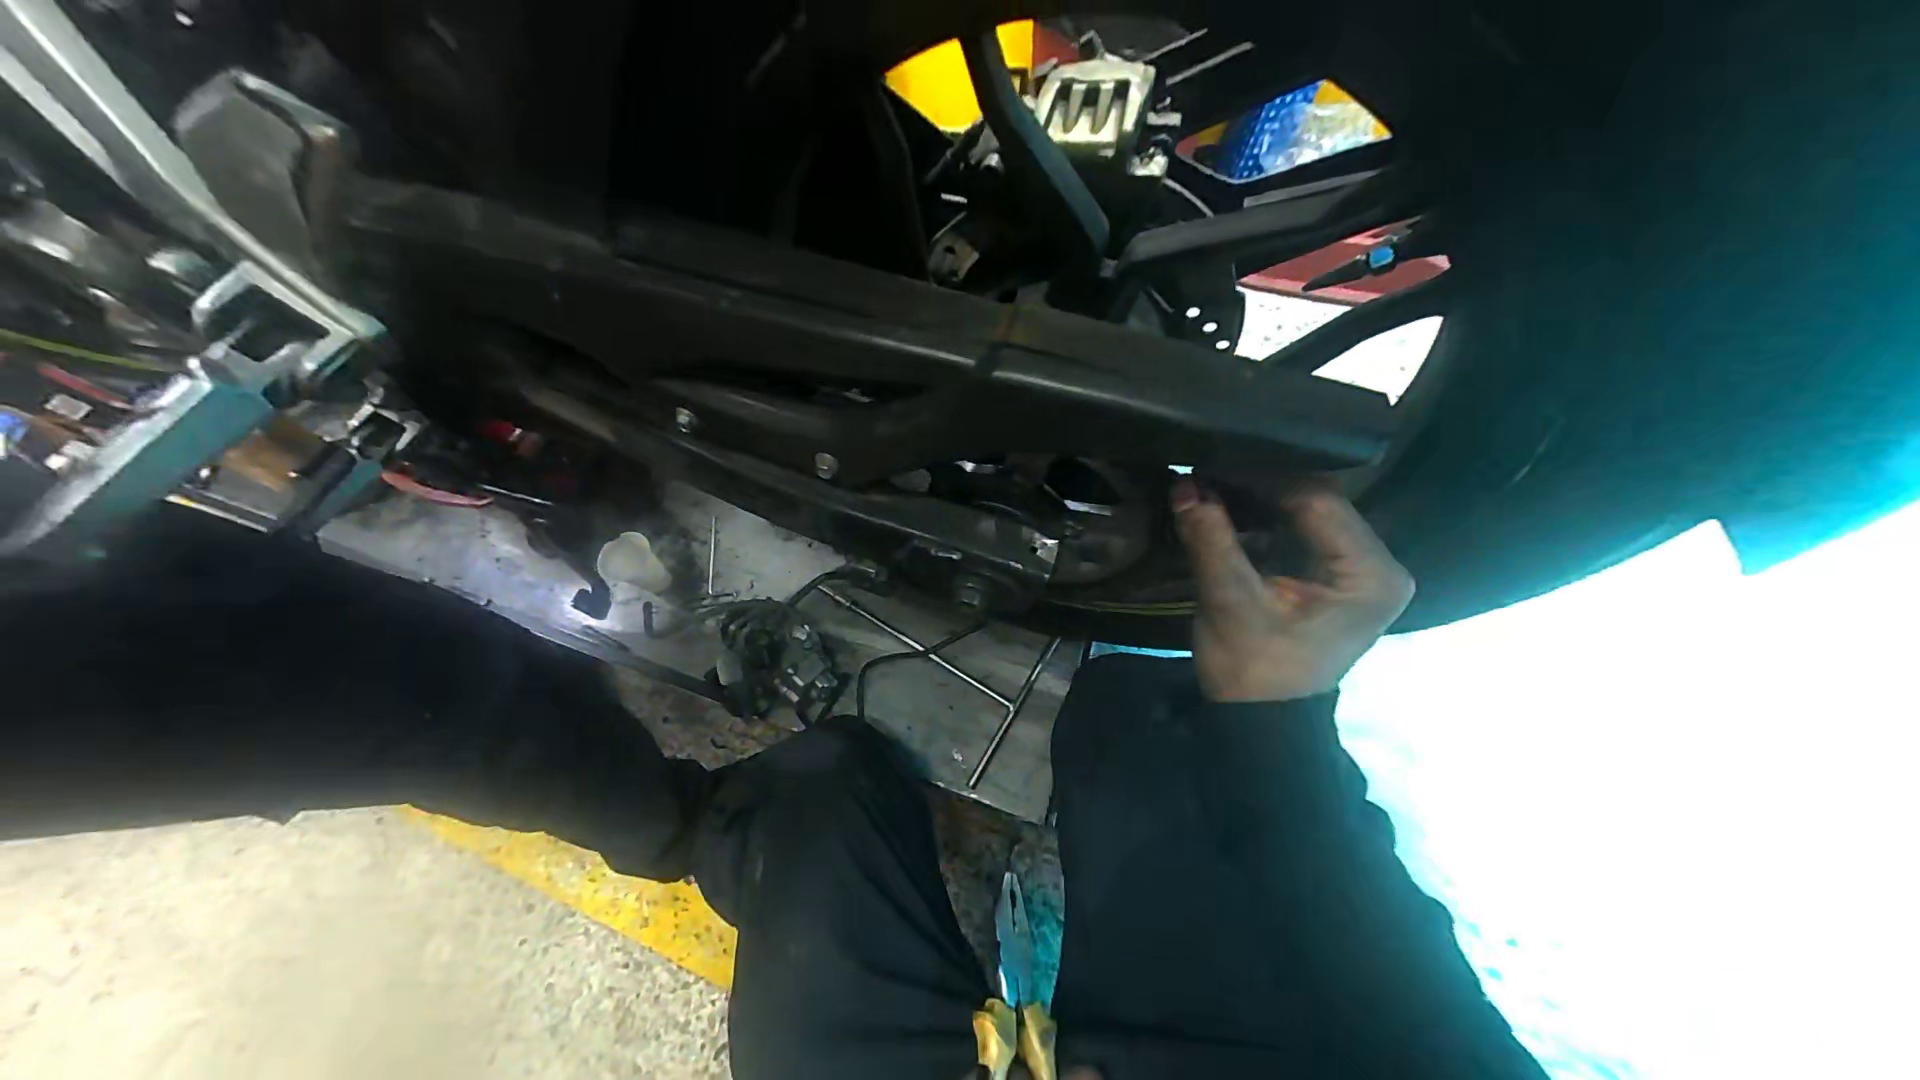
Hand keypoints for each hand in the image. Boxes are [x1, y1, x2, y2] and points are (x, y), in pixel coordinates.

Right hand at [1171, 478, 1413, 702]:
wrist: (1260, 721)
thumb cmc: (1253, 671)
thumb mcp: (1229, 601)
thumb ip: (1211, 538)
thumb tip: (1184, 484)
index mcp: (1370, 573)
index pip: (1317, 501)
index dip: (1261, 477)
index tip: (1211, 463)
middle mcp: (1378, 565)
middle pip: (1317, 502)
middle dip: (1258, 485)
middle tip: (1207, 470)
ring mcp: (1359, 571)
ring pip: (1308, 512)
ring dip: (1259, 499)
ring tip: (1211, 483)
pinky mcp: (1336, 578)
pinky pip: (1302, 531)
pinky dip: (1264, 518)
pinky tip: (1229, 507)